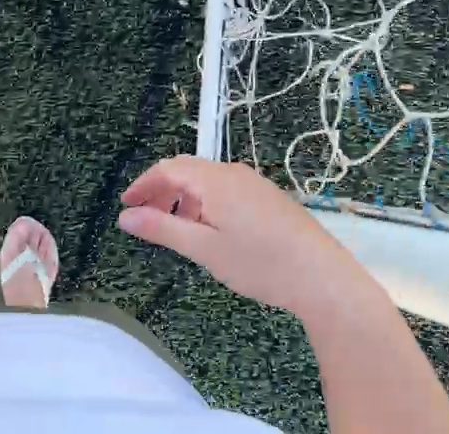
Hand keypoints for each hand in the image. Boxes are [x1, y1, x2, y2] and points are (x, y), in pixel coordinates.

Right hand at [118, 155, 374, 320]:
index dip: (142, 185)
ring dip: (184, 198)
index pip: (166, 169)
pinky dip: (206, 202)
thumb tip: (125, 216)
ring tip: (178, 229)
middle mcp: (232, 172)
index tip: (125, 205)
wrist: (324, 279)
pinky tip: (212, 231)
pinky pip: (226, 188)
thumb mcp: (204, 249)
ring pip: (207, 180)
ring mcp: (253, 183)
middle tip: (145, 216)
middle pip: (186, 170)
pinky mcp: (268, 196)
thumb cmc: (260, 263)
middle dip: (161, 190)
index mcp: (214, 179)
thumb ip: (162, 229)